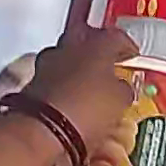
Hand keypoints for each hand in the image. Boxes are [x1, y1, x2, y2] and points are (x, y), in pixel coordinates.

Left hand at [27, 25, 137, 152]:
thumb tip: (122, 89)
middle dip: (97, 47)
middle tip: (108, 61)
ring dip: (78, 64)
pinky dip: (63, 82)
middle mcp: (70, 46)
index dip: (127, 46)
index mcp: (97, 44)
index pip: (116, 36)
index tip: (131, 54)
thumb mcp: (119, 102)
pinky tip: (71, 96)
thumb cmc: (87, 109)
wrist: (44, 129)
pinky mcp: (33, 82)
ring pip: (66, 55)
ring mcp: (48, 62)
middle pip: (85, 36)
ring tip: (89, 82)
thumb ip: (123, 89)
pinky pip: (53, 75)